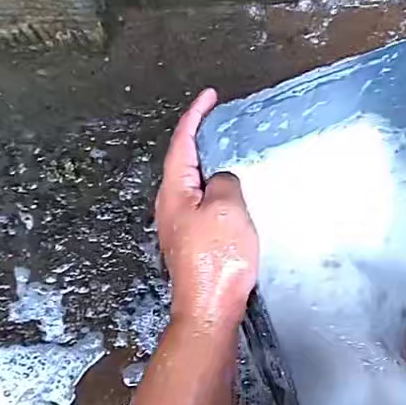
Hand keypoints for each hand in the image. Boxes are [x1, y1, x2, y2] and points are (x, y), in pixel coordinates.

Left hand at [155, 89, 258, 333]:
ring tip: (231, 152)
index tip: (209, 96)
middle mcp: (171, 206)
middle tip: (221, 121)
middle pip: (184, 162)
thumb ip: (224, 182)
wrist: (211, 308)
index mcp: (174, 191)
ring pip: (195, 185)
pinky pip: (205, 204)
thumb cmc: (218, 257)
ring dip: (211, 165)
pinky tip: (234, 194)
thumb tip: (221, 180)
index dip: (196, 116)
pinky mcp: (194, 242)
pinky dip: (218, 190)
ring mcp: (181, 226)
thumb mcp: (227, 207)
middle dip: (201, 138)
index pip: (183, 143)